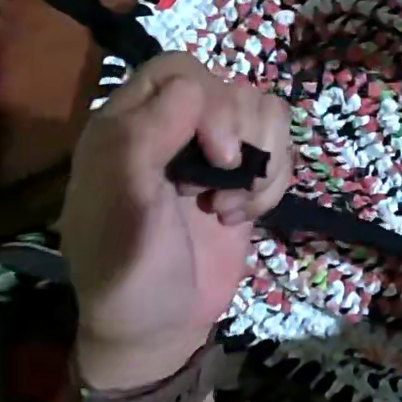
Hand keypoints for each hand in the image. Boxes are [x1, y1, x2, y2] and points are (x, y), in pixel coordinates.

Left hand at [58, 52, 290, 387]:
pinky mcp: (243, 176)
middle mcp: (172, 129)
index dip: (209, 102)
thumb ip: (143, 141)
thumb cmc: (130, 274)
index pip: (179, 71)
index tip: (219, 156)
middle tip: (223, 184)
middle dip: (241, 136)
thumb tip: (193, 88)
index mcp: (128, 125)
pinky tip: (249, 211)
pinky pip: (279, 146)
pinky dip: (275, 178)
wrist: (161, 330)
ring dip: (263, 160)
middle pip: (229, 87)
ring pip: (262, 111)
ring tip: (232, 205)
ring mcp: (211, 152)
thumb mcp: (122, 211)